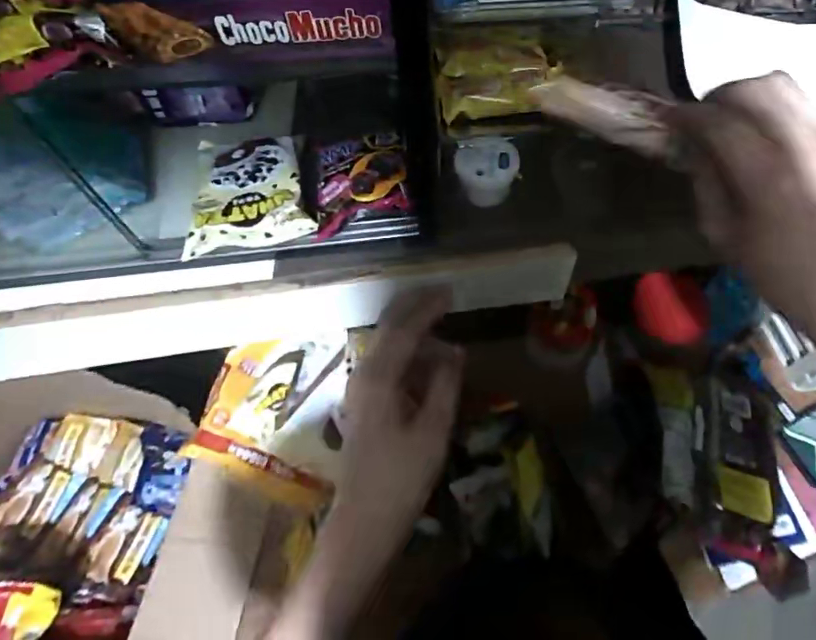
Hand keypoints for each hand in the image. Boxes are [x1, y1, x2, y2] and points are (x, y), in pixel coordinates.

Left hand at [272, 289, 461, 639]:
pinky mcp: (363, 402)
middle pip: (388, 327)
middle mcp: (364, 374)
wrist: (362, 523)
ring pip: (388, 345)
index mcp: (379, 378)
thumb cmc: (400, 479)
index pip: (405, 329)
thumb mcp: (432, 432)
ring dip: (415, 335)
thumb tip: (455, 351)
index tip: (450, 292)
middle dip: (415, 308)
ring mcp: (360, 388)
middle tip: (444, 296)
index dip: (428, 307)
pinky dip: (409, 355)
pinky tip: (430, 366)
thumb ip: (444, 385)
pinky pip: (387, 364)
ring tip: (447, 339)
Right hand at [671, 72, 815, 351]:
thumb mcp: (727, 239)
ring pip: (785, 86)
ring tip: (731, 121)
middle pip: (757, 88)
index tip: (670, 118)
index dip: (688, 114)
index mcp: (771, 180)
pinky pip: (803, 106)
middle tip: (703, 118)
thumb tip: (694, 145)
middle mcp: (807, 151)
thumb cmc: (786, 281)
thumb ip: (707, 183)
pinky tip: (762, 136)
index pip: (721, 122)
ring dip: (748, 95)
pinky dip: (773, 108)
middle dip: (719, 96)